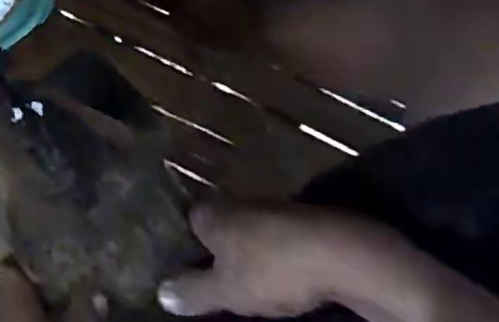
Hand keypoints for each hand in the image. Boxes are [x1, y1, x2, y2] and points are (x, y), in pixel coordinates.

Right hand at [158, 201, 394, 317]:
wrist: (337, 253)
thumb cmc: (270, 267)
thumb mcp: (228, 290)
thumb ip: (194, 291)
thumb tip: (160, 294)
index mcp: (206, 213)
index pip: (184, 225)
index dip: (183, 247)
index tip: (184, 270)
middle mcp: (230, 204)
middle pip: (216, 229)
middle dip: (216, 254)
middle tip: (216, 283)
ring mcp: (265, 211)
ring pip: (246, 236)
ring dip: (247, 257)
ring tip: (249, 286)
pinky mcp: (296, 226)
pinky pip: (274, 243)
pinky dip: (273, 258)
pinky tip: (280, 280)